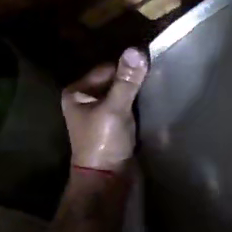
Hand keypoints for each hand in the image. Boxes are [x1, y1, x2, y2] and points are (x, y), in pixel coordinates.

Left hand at [61, 47, 147, 171]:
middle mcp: (85, 100)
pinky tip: (150, 107)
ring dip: (137, 94)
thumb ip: (127, 80)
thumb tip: (136, 49)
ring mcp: (98, 114)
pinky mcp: (112, 125)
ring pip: (123, 93)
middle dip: (133, 82)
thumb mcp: (116, 108)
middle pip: (116, 80)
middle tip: (154, 83)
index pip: (108, 68)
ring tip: (154, 95)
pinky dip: (138, 106)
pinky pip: (128, 107)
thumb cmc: (104, 143)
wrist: (106, 182)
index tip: (148, 72)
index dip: (127, 70)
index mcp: (77, 92)